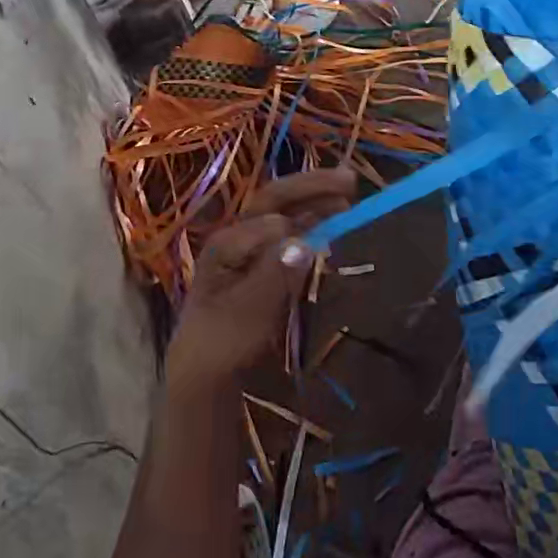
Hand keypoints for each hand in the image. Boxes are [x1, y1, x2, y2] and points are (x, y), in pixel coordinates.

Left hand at [166, 169, 357, 388]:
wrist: (207, 376)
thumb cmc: (221, 344)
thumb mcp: (246, 313)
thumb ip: (275, 276)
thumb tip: (305, 241)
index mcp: (227, 242)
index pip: (270, 214)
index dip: (302, 209)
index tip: (339, 215)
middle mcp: (239, 238)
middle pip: (275, 202)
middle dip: (311, 188)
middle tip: (350, 180)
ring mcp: (251, 252)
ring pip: (285, 216)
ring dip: (314, 203)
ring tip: (348, 198)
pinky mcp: (265, 270)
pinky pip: (291, 238)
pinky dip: (314, 227)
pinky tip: (334, 228)